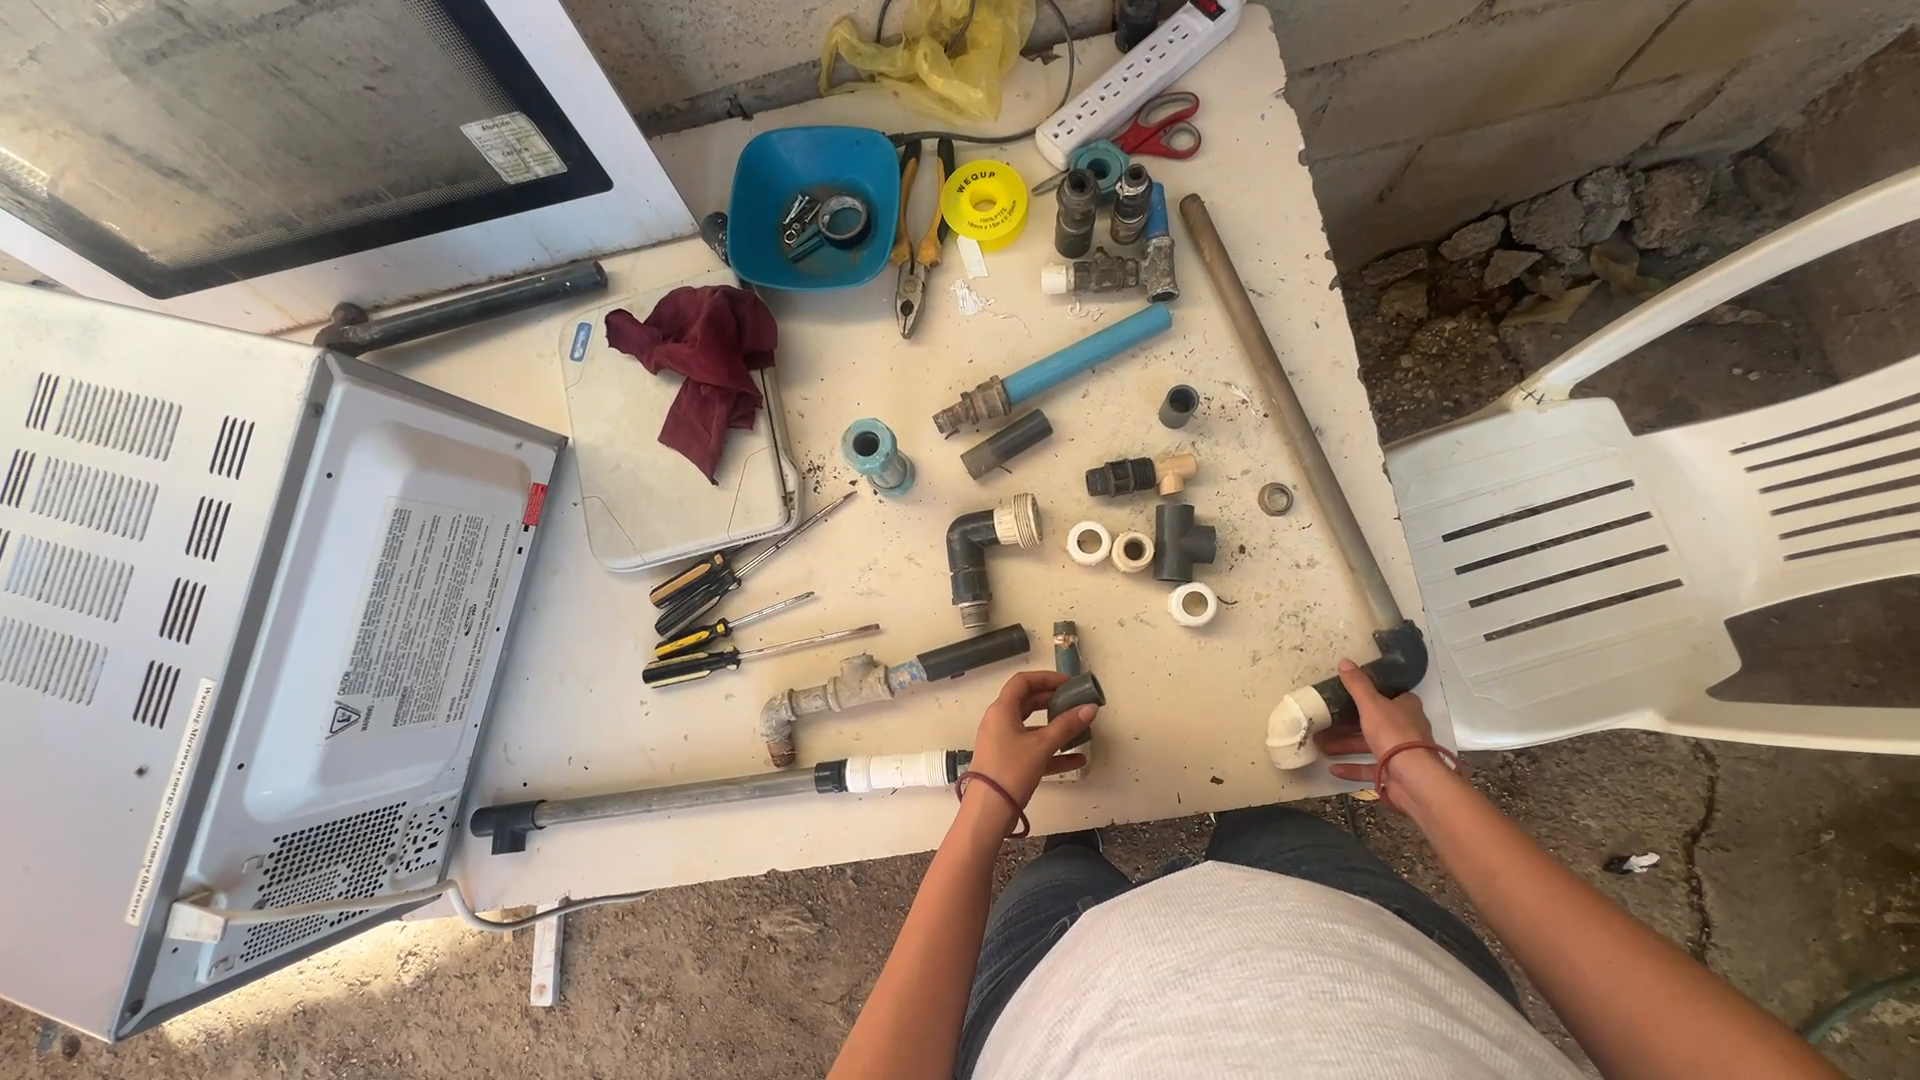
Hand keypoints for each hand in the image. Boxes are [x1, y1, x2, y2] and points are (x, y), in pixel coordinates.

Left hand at [967, 671, 1096, 809]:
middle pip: (1027, 703)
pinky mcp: (1009, 763)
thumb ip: (1067, 726)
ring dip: (1055, 727)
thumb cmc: (1010, 771)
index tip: (1069, 684)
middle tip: (1075, 702)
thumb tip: (1090, 708)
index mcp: (1001, 710)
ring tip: (1079, 728)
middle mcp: (999, 722)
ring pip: (1032, 728)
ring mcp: (1003, 743)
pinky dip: (1053, 751)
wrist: (988, 811)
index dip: (1046, 678)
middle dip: (1053, 701)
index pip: (1022, 682)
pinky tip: (1076, 759)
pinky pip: (1033, 750)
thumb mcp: (1041, 746)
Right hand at [1313, 658, 1438, 810]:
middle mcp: (1406, 729)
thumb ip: (1358, 685)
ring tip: (1321, 744)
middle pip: (1375, 722)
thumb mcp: (1371, 705)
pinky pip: (1368, 768)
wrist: (1413, 778)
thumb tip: (1345, 661)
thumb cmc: (1394, 734)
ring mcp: (1400, 753)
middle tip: (1326, 721)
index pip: (1392, 696)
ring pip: (1369, 745)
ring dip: (1345, 745)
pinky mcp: (1393, 773)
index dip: (1374, 694)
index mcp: (1406, 708)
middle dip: (1349, 724)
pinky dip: (1351, 767)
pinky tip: (1332, 768)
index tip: (1350, 694)